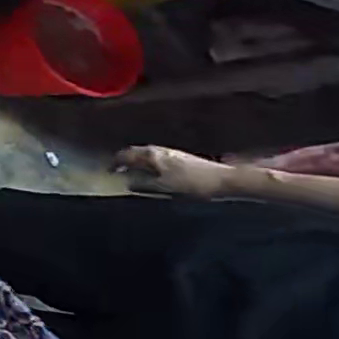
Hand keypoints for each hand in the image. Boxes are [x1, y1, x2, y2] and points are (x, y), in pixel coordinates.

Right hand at [114, 145, 242, 197]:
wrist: (229, 181)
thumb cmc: (193, 184)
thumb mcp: (164, 187)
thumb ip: (142, 184)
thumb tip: (126, 182)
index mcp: (150, 155)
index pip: (124, 156)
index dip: (114, 163)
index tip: (109, 172)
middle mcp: (158, 150)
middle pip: (135, 152)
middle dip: (125, 159)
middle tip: (119, 169)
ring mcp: (172, 153)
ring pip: (147, 154)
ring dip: (138, 161)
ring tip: (135, 170)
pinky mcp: (183, 158)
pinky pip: (158, 157)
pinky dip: (150, 163)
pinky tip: (156, 171)